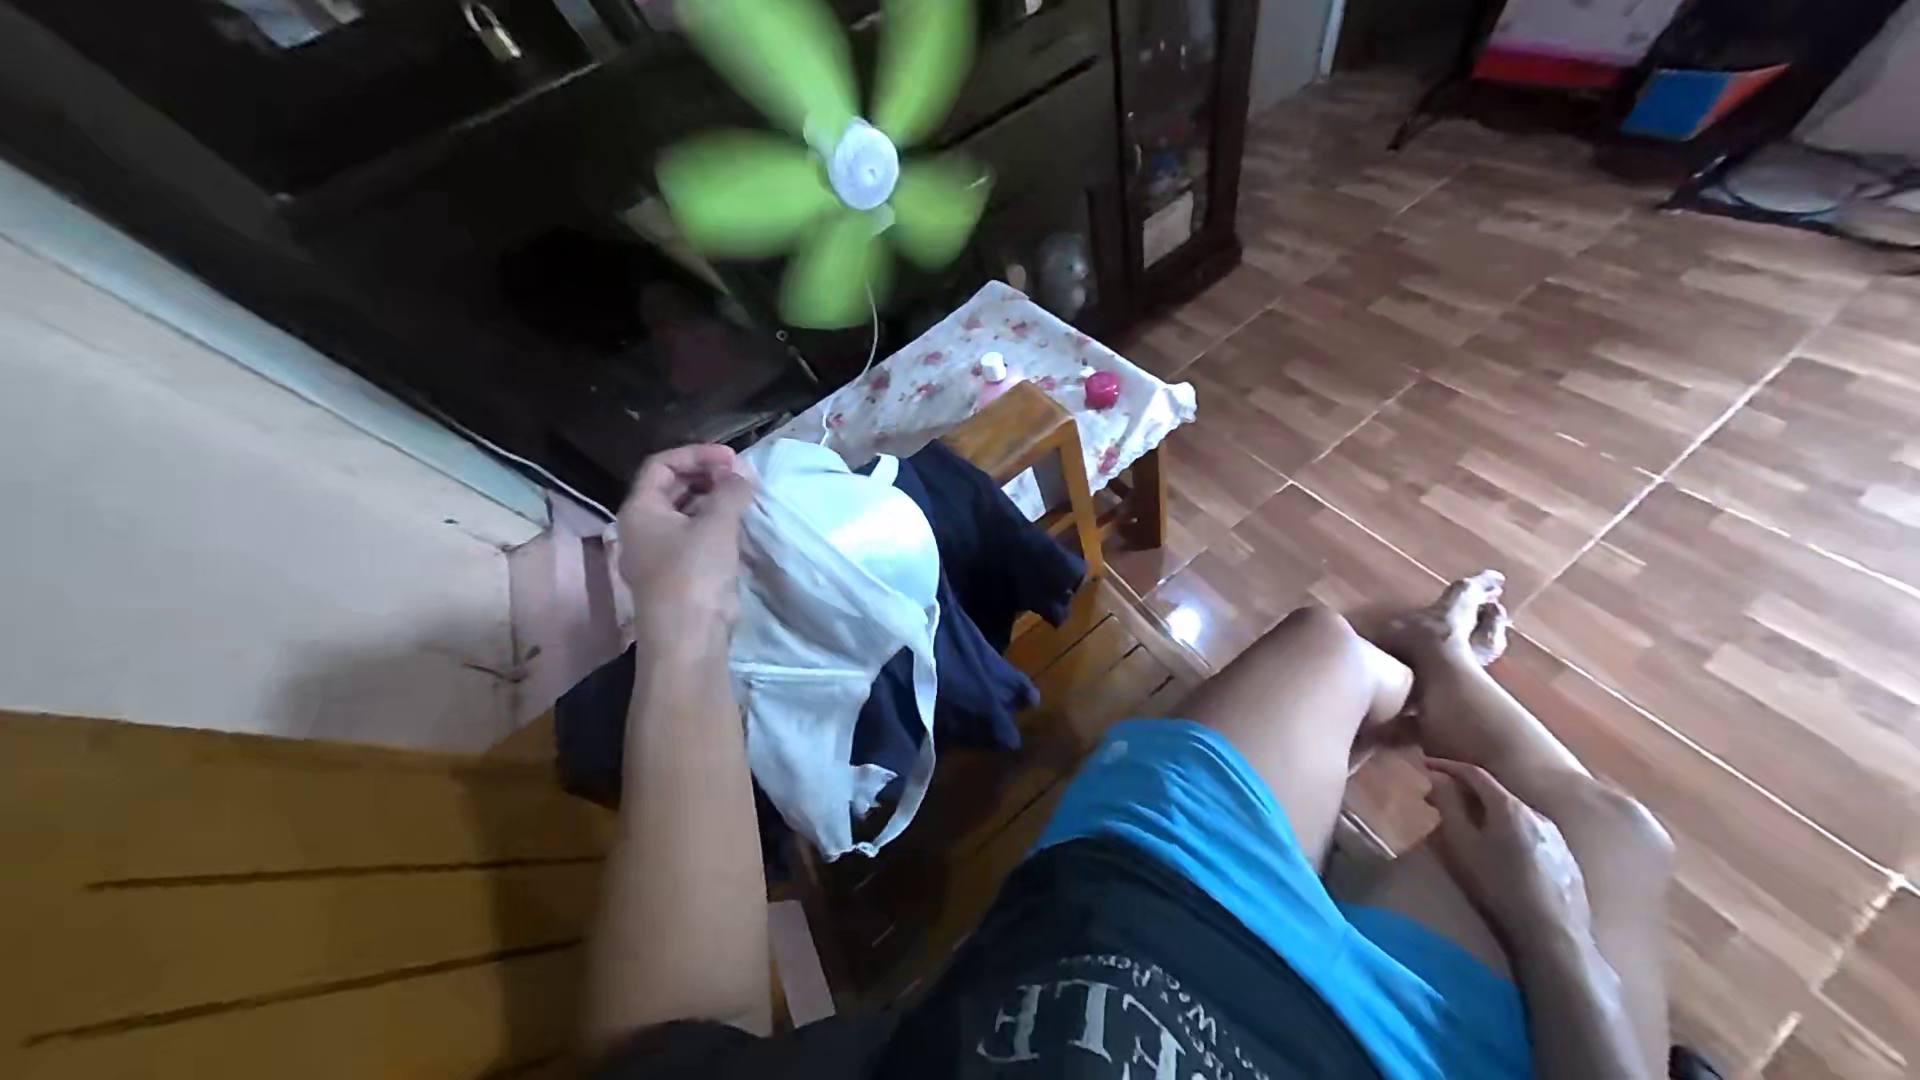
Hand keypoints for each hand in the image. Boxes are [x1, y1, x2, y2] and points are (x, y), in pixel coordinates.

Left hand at [616, 444, 754, 641]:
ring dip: (715, 501)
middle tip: (741, 477)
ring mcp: (661, 552)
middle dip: (708, 477)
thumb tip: (742, 475)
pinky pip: (696, 537)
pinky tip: (741, 527)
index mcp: (640, 510)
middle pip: (673, 488)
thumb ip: (731, 492)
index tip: (732, 459)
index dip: (697, 454)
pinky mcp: (680, 572)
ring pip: (686, 513)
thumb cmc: (694, 572)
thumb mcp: (717, 524)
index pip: (662, 465)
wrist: (689, 635)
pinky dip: (716, 525)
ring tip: (745, 499)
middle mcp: (643, 528)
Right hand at [1425, 758, 1592, 947]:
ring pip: (1512, 810)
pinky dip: (1504, 825)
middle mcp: (1537, 814)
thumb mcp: (1462, 842)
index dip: (1447, 766)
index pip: (1474, 774)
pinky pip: (1528, 829)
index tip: (1424, 765)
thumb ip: (1448, 804)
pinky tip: (1495, 844)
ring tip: (1462, 821)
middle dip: (1462, 789)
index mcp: (1510, 807)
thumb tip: (1438, 777)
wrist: (1553, 933)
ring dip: (1484, 808)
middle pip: (1494, 791)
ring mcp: (1557, 836)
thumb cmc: (1498, 884)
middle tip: (1435, 798)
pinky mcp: (1566, 857)